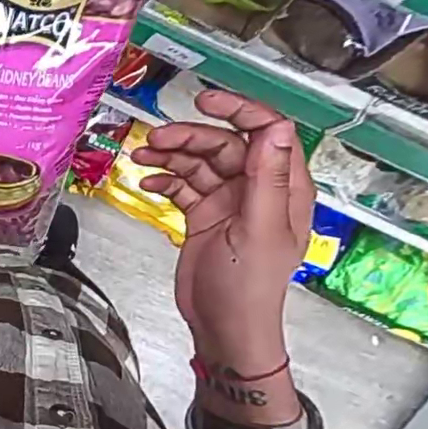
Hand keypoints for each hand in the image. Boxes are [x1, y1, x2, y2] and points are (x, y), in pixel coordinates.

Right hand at [133, 90, 312, 423]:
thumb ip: (267, 179)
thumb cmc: (248, 290)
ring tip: (145, 156)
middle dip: (191, 137)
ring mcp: (228, 203)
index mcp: (282, 189)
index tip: (208, 101)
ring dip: (172, 156)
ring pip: (200, 163)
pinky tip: (149, 182)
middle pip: (225, 144)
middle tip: (158, 139)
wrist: (222, 327)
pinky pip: (184, 186)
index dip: (240, 110)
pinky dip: (166, 181)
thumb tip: (275, 128)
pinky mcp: (204, 216)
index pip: (268, 132)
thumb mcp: (259, 230)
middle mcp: (256, 190)